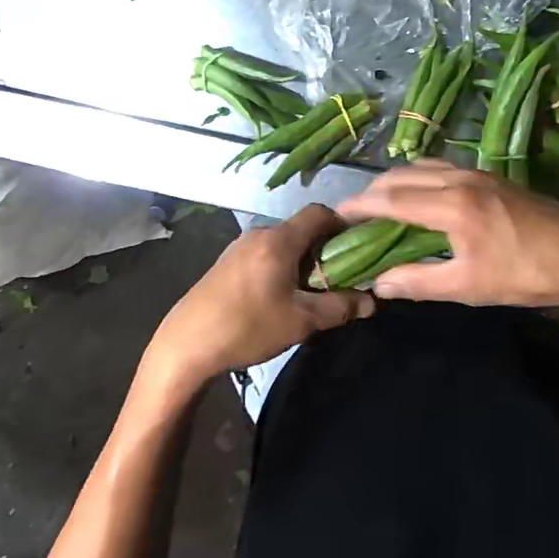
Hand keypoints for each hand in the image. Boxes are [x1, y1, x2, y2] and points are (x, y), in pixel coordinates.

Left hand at [145, 205, 375, 385]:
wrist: (186, 344)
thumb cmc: (248, 327)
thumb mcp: (301, 321)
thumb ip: (340, 307)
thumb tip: (372, 301)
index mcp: (278, 240)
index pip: (319, 213)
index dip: (343, 224)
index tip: (360, 248)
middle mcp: (258, 234)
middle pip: (301, 229)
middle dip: (326, 249)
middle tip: (342, 278)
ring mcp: (239, 248)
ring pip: (283, 244)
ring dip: (303, 261)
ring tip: (315, 292)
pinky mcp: (226, 264)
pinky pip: (265, 255)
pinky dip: (282, 267)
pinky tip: (283, 296)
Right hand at [337, 160, 558, 318]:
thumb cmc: (527, 275)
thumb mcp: (470, 287)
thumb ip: (418, 282)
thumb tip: (378, 283)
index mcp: (452, 206)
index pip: (391, 199)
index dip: (359, 206)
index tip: (335, 215)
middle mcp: (460, 179)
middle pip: (401, 176)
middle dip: (371, 191)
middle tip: (353, 213)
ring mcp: (478, 173)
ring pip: (421, 167)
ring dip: (394, 181)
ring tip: (380, 203)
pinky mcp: (491, 176)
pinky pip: (440, 167)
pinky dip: (417, 177)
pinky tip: (419, 196)